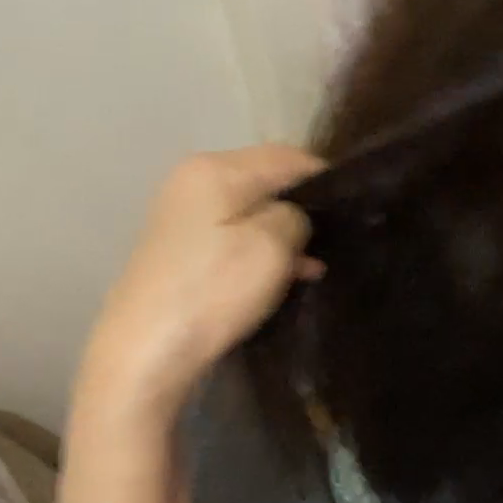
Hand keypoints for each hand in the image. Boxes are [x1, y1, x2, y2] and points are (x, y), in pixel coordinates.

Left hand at [78, 145, 324, 415]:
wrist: (149, 347)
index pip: (286, 156)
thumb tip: (294, 216)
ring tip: (314, 267)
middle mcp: (193, 180)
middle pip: (264, 182)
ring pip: (250, 213)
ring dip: (283, 237)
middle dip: (302, 209)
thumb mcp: (272, 247)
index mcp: (216, 168)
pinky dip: (259, 252)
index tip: (353, 208)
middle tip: (336, 244)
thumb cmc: (215, 291)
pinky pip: (233, 237)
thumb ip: (295, 217)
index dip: (324, 178)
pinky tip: (281, 278)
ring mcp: (182, 215)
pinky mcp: (179, 249)